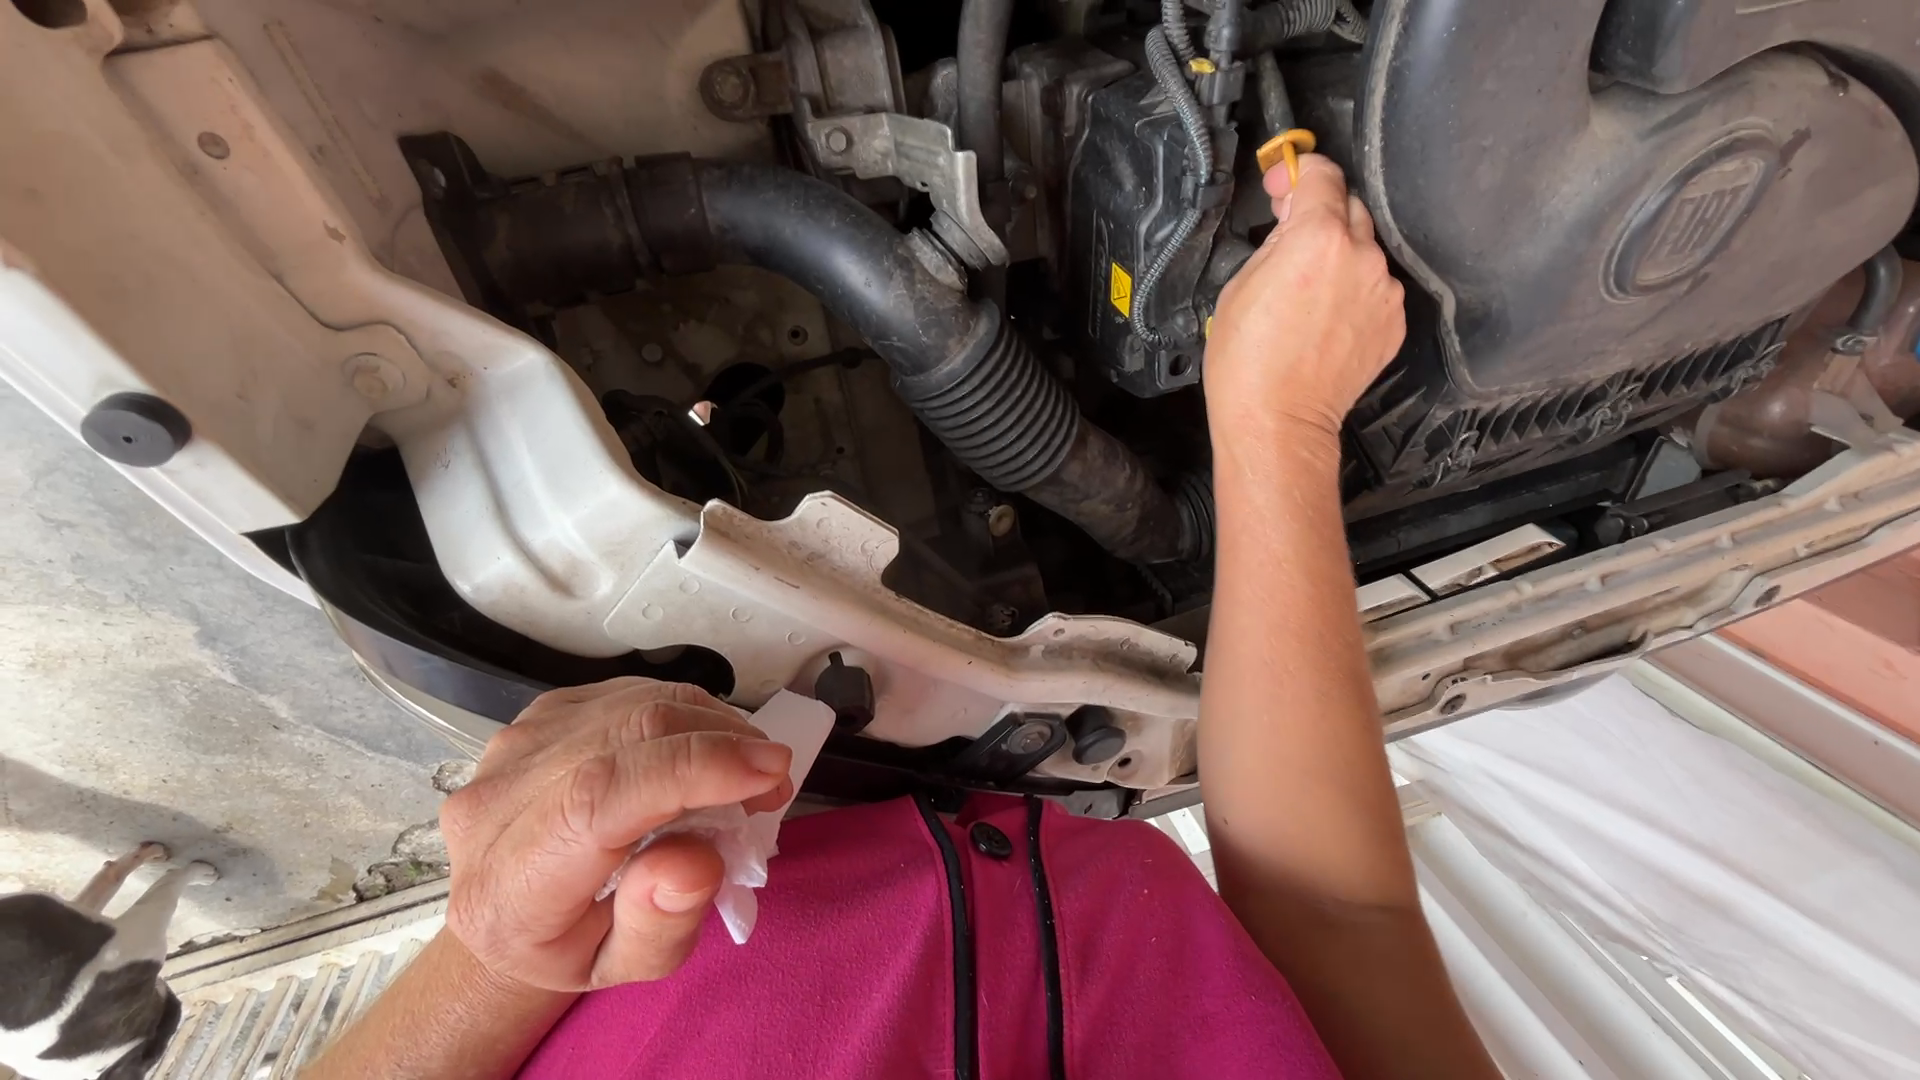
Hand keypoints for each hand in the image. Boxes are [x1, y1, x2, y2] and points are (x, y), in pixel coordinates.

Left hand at [440, 678, 793, 990]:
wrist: (511, 906)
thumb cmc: (574, 945)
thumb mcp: (623, 968)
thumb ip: (659, 924)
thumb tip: (696, 859)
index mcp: (513, 882)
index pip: (600, 797)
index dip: (693, 769)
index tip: (771, 772)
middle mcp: (501, 797)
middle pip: (631, 731)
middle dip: (725, 744)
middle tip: (773, 781)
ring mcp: (520, 741)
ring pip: (643, 700)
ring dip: (715, 726)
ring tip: (745, 770)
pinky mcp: (545, 711)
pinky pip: (638, 692)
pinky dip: (691, 714)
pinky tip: (705, 749)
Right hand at [1205, 154, 1405, 442]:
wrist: (1277, 421)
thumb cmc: (1246, 365)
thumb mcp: (1237, 288)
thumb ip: (1272, 246)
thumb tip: (1288, 228)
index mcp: (1316, 239)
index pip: (1321, 174)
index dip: (1298, 173)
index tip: (1284, 182)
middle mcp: (1361, 256)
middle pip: (1348, 208)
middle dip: (1319, 217)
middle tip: (1288, 241)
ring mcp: (1383, 291)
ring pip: (1363, 251)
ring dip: (1338, 258)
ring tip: (1304, 295)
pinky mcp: (1392, 322)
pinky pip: (1374, 289)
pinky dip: (1353, 293)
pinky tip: (1322, 321)